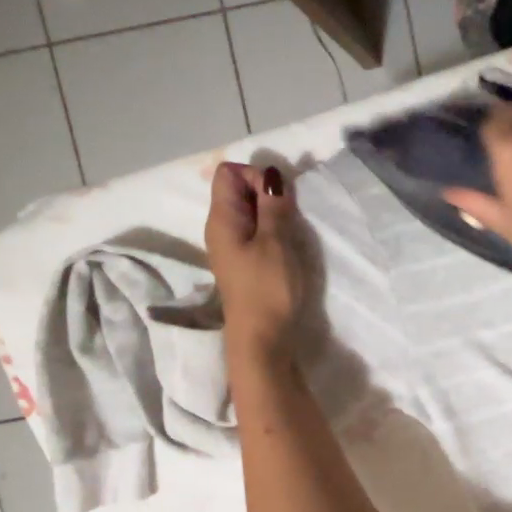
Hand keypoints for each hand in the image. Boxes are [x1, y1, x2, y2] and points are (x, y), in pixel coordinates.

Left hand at [206, 162, 305, 358]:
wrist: (262, 338)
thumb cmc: (268, 289)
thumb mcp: (275, 242)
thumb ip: (273, 206)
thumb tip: (272, 175)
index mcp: (222, 218)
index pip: (228, 172)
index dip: (255, 175)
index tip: (279, 198)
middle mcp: (221, 227)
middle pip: (238, 188)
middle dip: (267, 192)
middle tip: (290, 215)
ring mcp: (232, 245)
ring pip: (249, 211)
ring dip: (272, 213)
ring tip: (291, 230)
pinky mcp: (245, 260)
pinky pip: (255, 230)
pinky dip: (271, 230)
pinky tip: (286, 245)